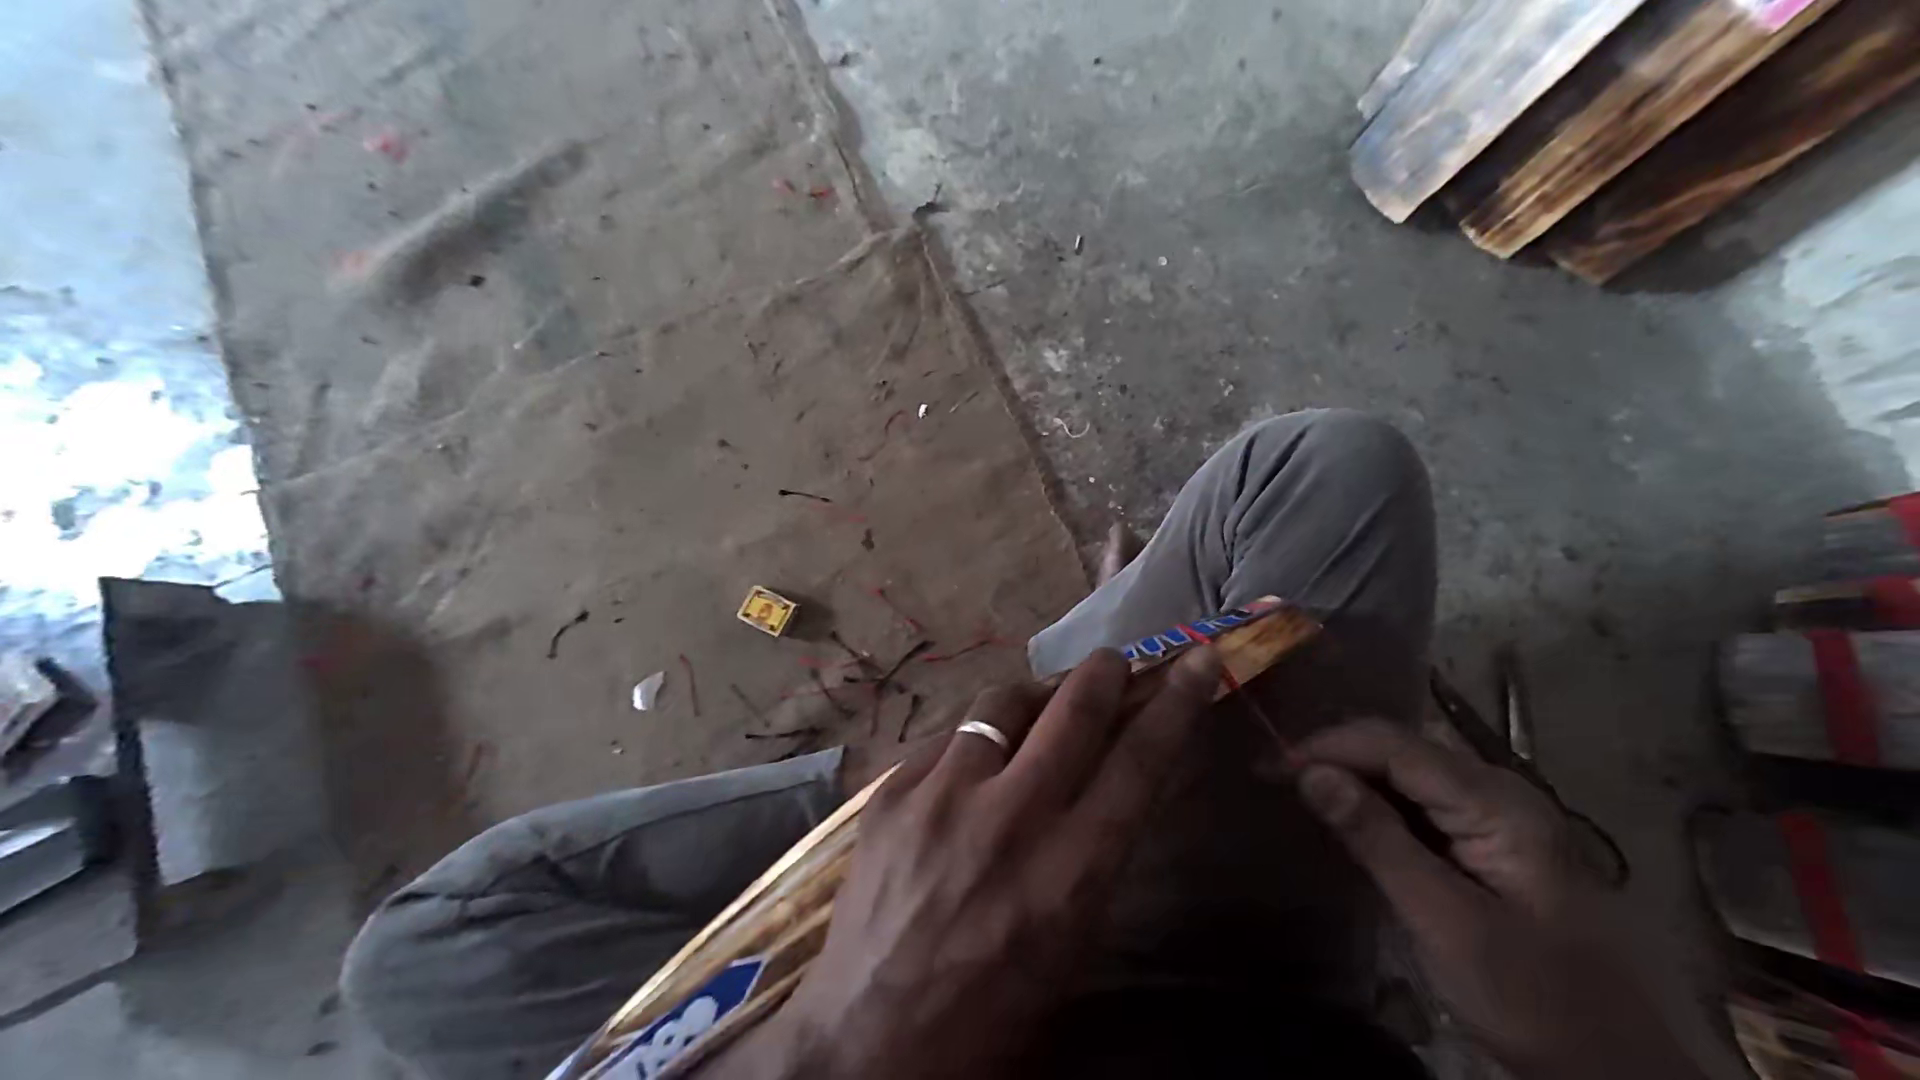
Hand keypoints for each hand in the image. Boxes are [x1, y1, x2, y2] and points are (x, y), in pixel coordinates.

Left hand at [721, 646, 1223, 1079]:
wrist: (870, 1034)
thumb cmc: (990, 1006)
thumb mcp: (1071, 937)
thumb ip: (1097, 847)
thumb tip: (1114, 770)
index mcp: (1069, 871)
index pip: (1138, 763)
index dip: (1176, 704)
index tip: (1196, 661)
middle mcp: (1009, 819)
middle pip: (1072, 711)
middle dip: (1102, 674)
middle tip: (1111, 662)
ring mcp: (941, 797)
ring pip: (1001, 702)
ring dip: (1030, 698)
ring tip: (1035, 711)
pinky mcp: (892, 791)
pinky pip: (947, 737)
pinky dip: (972, 740)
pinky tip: (970, 765)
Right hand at [1293, 720, 1700, 1079]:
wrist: (1619, 1071)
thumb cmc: (1533, 999)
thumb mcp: (1444, 921)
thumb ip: (1376, 839)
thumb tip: (1309, 773)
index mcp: (1500, 804)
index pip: (1394, 745)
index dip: (1326, 746)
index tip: (1269, 766)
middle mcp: (1500, 792)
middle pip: (1400, 746)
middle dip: (1333, 753)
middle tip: (1274, 775)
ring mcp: (1497, 813)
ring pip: (1405, 767)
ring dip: (1349, 772)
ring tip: (1295, 786)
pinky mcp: (1487, 838)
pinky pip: (1418, 797)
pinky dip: (1373, 798)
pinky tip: (1343, 810)